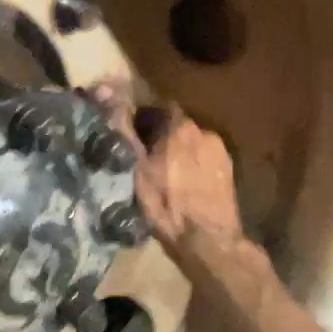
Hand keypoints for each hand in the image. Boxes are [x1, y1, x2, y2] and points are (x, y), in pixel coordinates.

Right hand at [89, 88, 245, 261]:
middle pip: (175, 125)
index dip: (142, 120)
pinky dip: (193, 166)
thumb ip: (122, 127)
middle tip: (146, 160)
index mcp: (178, 125)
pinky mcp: (229, 170)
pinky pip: (204, 159)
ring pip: (191, 143)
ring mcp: (220, 150)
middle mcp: (203, 130)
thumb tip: (104, 89)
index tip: (132, 138)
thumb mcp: (135, 167)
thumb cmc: (166, 204)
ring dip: (179, 152)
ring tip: (168, 176)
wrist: (209, 241)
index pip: (156, 107)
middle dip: (161, 137)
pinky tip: (186, 186)